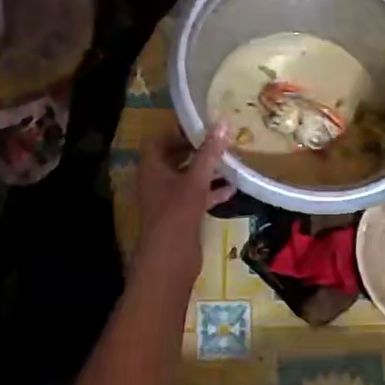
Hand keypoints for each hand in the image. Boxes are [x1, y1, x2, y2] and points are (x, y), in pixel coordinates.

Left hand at [131, 121, 231, 293]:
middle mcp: (156, 181)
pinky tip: (232, 189)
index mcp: (151, 168)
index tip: (201, 129)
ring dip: (206, 171)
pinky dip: (211, 191)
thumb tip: (222, 124)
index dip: (177, 133)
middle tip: (219, 142)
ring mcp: (168, 199)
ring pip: (187, 178)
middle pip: (175, 158)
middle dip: (196, 151)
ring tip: (230, 162)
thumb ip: (208, 153)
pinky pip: (196, 196)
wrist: (169, 259)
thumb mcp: (195, 180)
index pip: (158, 141)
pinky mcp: (181, 215)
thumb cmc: (177, 213)